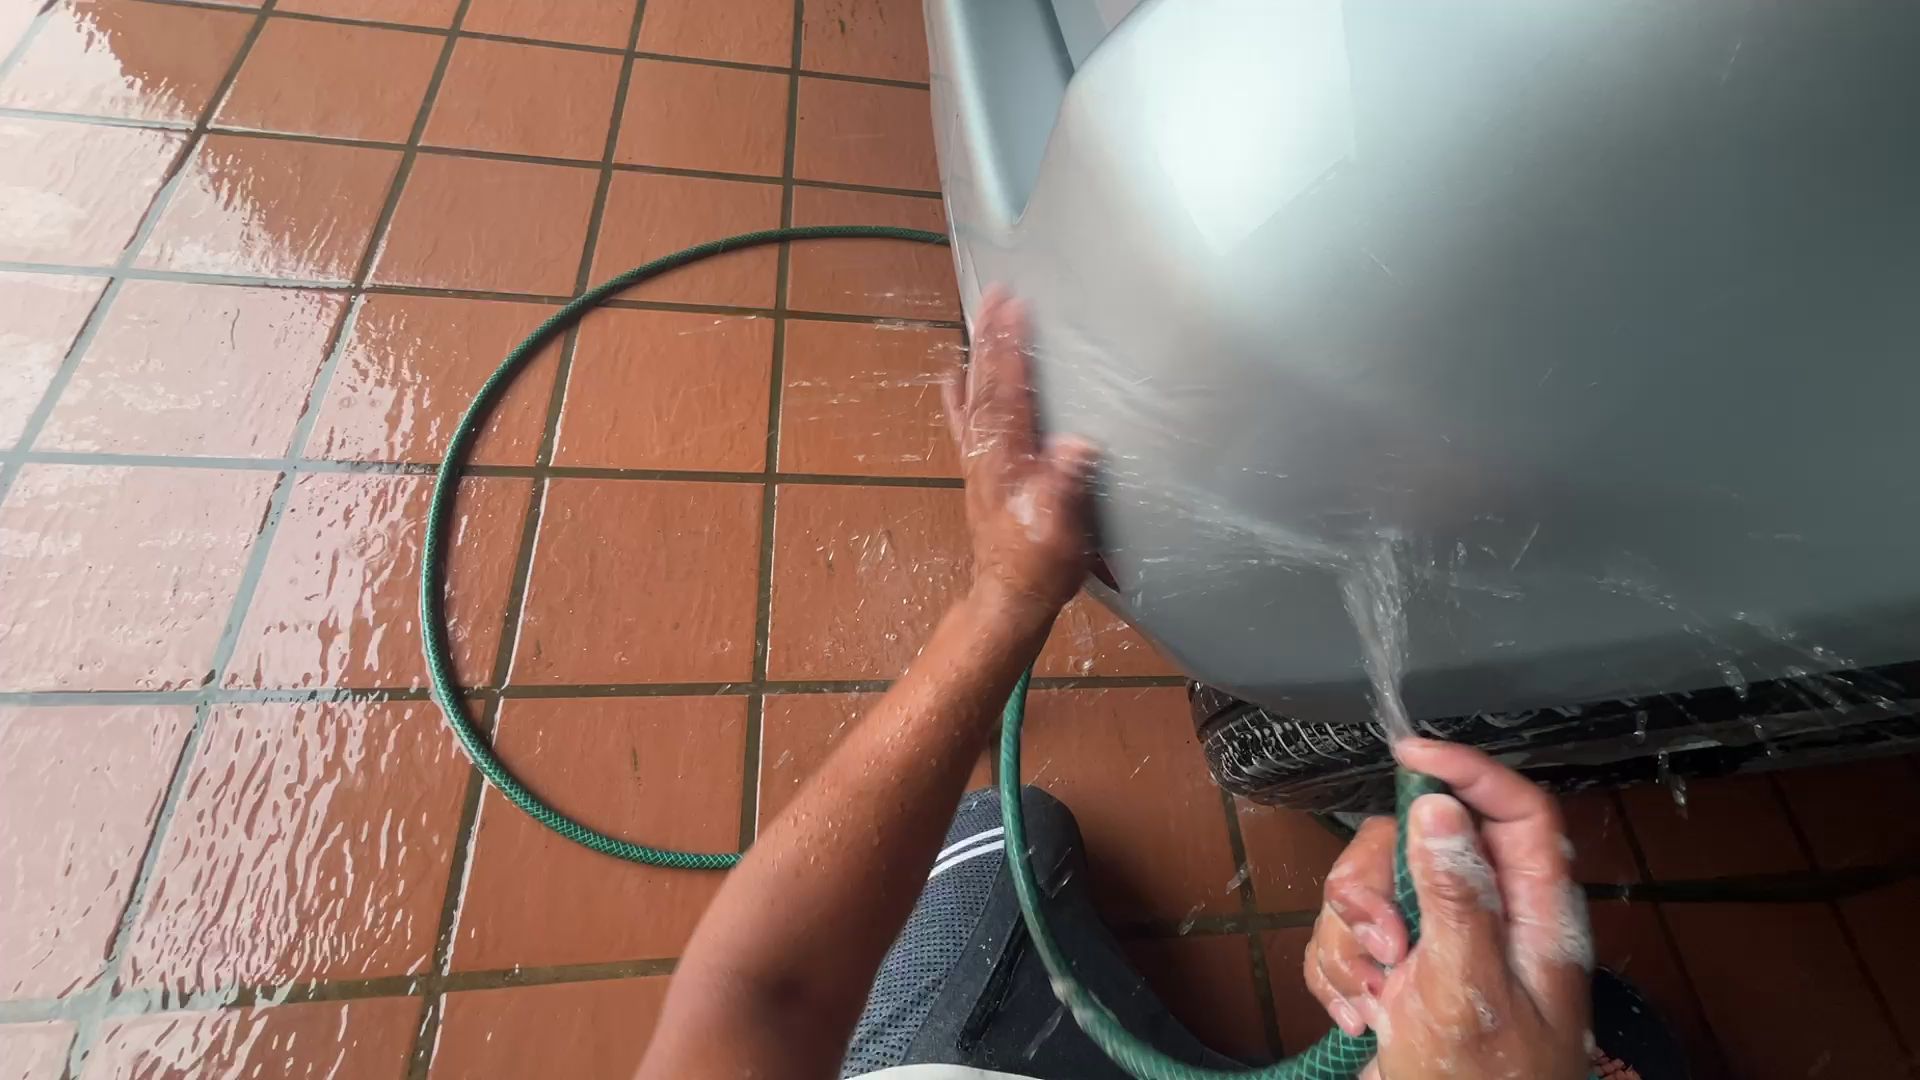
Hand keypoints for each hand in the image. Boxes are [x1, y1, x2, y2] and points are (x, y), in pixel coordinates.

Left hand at [944, 288, 1097, 623]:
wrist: (1008, 595)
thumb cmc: (1039, 565)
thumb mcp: (1062, 531)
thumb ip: (1065, 487)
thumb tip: (1078, 444)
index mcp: (1008, 461)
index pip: (1009, 394)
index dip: (1012, 350)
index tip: (1015, 307)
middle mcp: (986, 454)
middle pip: (986, 386)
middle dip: (991, 338)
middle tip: (994, 294)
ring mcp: (978, 462)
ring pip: (972, 398)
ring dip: (976, 356)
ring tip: (977, 318)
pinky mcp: (977, 472)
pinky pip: (964, 423)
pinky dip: (958, 394)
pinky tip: (953, 375)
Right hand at [1304, 739, 1592, 1079]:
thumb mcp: (1466, 991)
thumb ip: (1457, 897)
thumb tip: (1438, 804)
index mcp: (1530, 915)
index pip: (1514, 810)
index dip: (1467, 770)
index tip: (1407, 754)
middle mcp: (1480, 911)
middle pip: (1410, 839)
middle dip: (1373, 886)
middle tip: (1382, 942)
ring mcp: (1431, 932)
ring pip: (1363, 881)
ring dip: (1349, 938)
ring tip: (1375, 996)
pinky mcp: (1392, 954)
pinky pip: (1340, 925)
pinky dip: (1336, 965)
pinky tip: (1362, 1011)